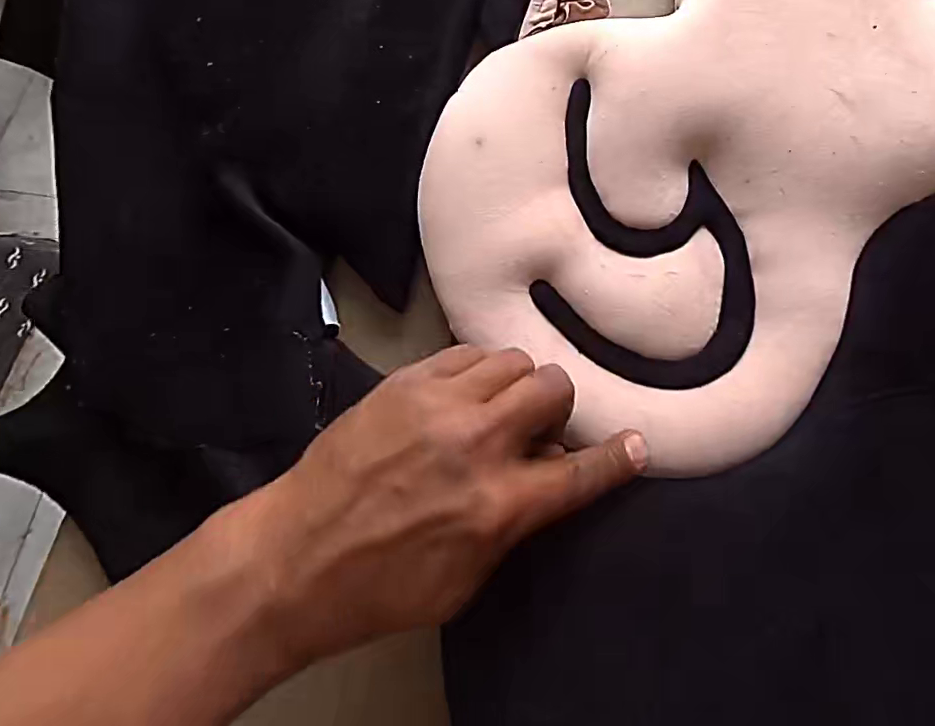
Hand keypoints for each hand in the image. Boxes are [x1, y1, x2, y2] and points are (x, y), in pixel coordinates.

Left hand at [237, 345, 647, 664]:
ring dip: (517, 384)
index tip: (637, 443)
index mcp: (499, 505)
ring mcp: (441, 403)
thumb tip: (547, 469)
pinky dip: (477, 369)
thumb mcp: (467, 578)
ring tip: (497, 404)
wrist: (297, 553)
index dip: (617, 457)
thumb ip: (517, 520)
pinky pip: (466, 352)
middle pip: (553, 389)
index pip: (580, 471)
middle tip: (536, 423)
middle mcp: (478, 443)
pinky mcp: (407, 381)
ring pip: (513, 361)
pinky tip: (463, 390)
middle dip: (557, 406)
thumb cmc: (385, 583)